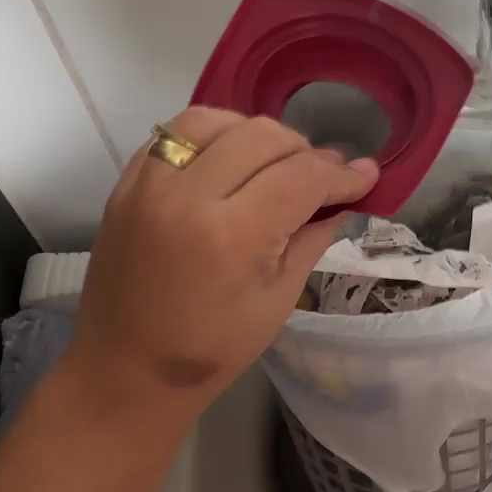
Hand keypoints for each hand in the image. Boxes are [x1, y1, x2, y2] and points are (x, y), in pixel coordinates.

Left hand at [63, 107, 377, 413]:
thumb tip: (348, 194)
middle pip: (264, 136)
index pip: (303, 176)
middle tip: (320, 180)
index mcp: (233, 236)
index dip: (342, 174)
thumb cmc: (215, 347)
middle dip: (306, 152)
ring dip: (256, 135)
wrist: (126, 371)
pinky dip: (212, 138)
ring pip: (216, 120)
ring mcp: (149, 186)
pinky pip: (174, 135)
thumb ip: (314, 235)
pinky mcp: (126, 185)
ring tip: (272, 165)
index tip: (364, 178)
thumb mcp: (282, 297)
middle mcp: (188, 197)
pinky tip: (229, 163)